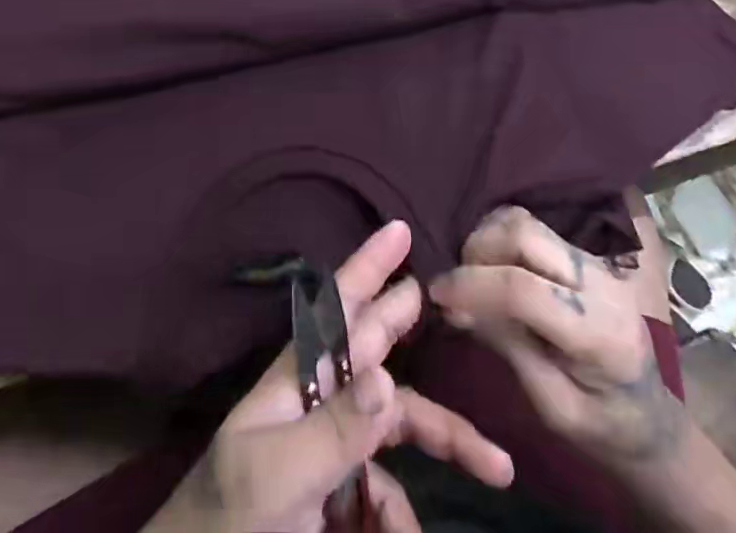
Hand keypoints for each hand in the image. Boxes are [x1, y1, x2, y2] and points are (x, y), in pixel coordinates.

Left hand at [147, 221, 513, 532]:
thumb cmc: (236, 511)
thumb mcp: (283, 468)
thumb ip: (337, 426)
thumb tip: (389, 374)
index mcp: (300, 377)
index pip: (339, 310)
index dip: (367, 266)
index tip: (398, 230)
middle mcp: (320, 397)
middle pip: (377, 352)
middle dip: (408, 327)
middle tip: (443, 300)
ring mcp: (332, 440)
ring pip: (399, 425)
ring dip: (446, 443)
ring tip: (498, 469)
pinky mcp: (341, 483)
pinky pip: (388, 484)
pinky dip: (399, 510)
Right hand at [429, 207, 686, 471]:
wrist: (652, 418)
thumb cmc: (601, 425)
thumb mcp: (552, 405)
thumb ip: (508, 346)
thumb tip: (455, 306)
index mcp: (598, 334)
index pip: (521, 288)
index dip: (469, 284)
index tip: (436, 294)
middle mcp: (600, 285)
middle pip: (522, 233)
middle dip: (475, 250)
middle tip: (456, 281)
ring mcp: (595, 263)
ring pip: (523, 221)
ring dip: (484, 238)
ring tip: (472, 273)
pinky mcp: (584, 255)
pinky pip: (530, 226)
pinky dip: (497, 235)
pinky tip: (490, 266)